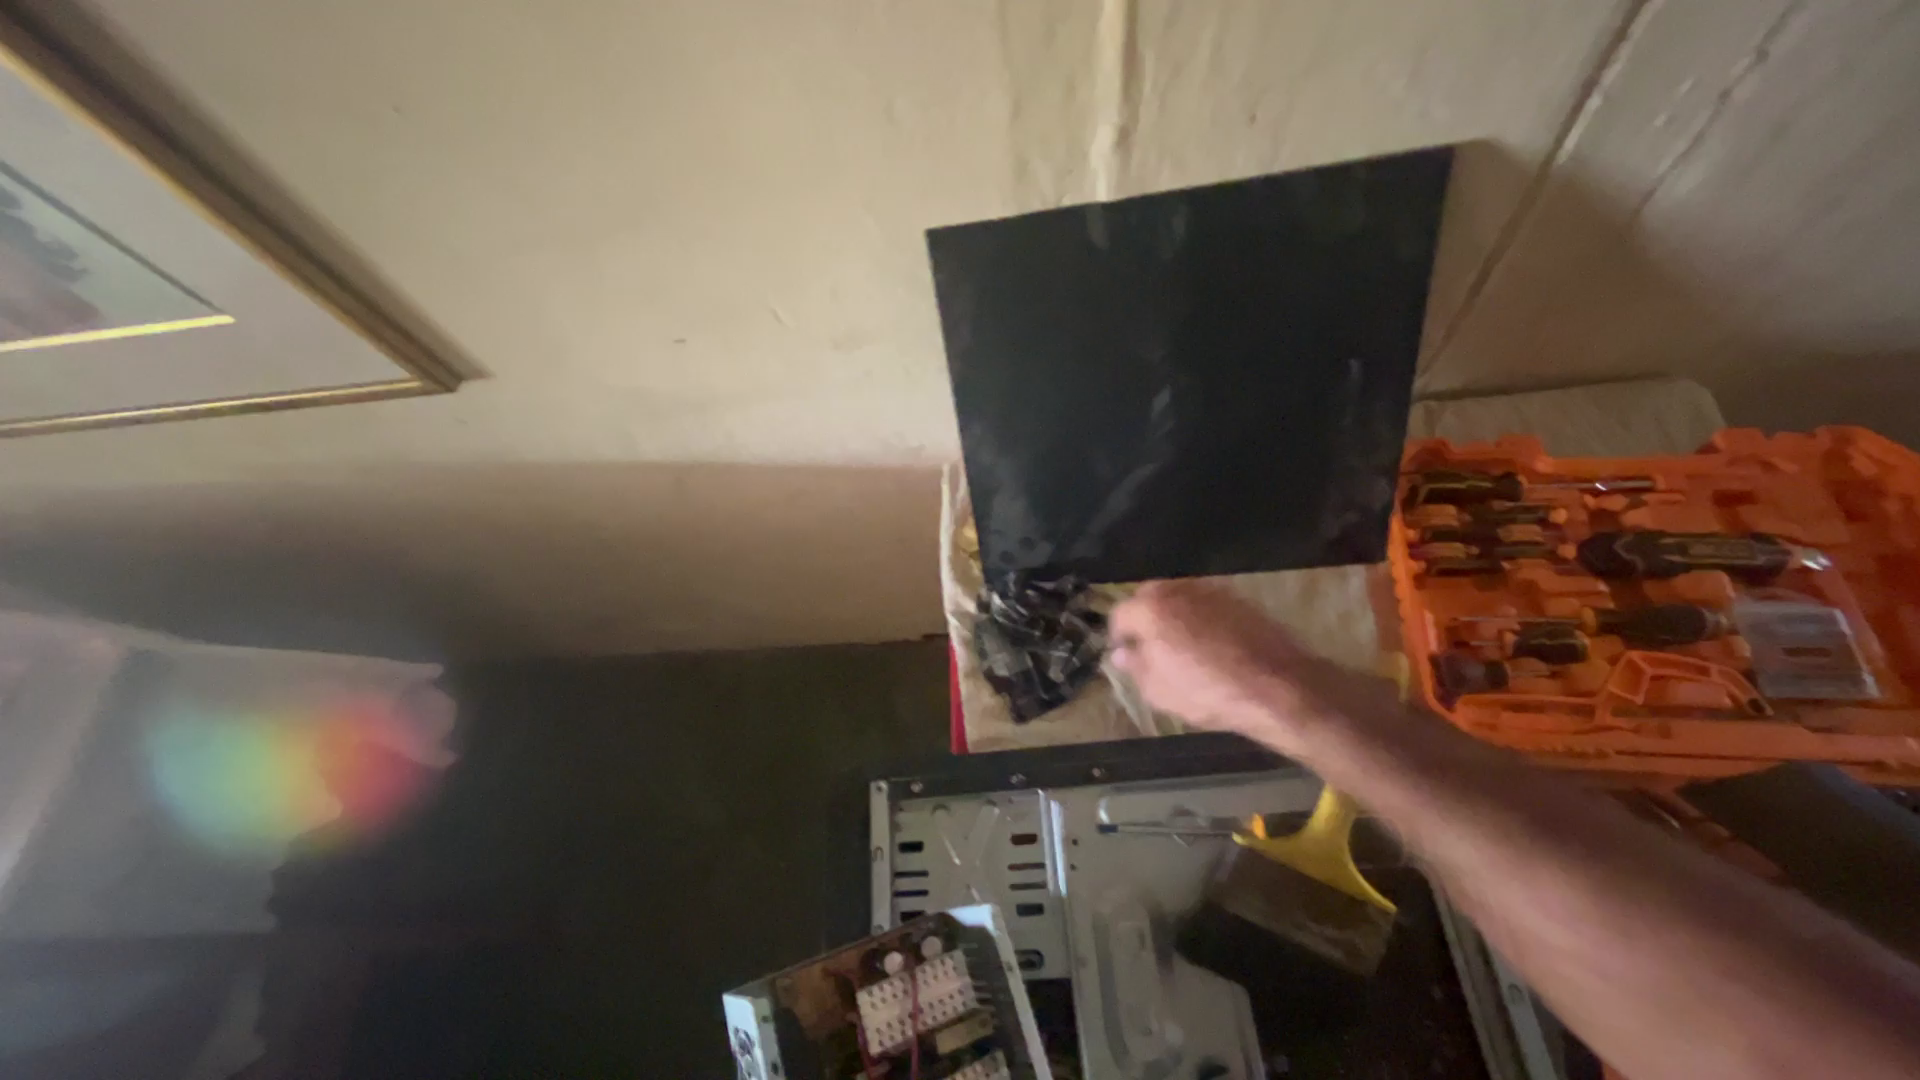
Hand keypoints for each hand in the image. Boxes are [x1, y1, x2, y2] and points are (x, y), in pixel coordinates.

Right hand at [1108, 580, 1399, 756]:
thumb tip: (1121, 654)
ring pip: (1179, 596)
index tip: (1125, 654)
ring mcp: (1210, 590)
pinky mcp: (1238, 598)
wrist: (1277, 686)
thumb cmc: (1208, 692)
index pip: (1120, 614)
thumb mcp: (1159, 692)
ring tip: (1180, 645)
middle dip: (1145, 618)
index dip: (1118, 635)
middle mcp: (1177, 589)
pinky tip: (1209, 642)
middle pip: (1149, 596)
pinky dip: (1200, 617)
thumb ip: (1135, 667)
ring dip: (1173, 614)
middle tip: (1150, 647)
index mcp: (1151, 609)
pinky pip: (1206, 603)